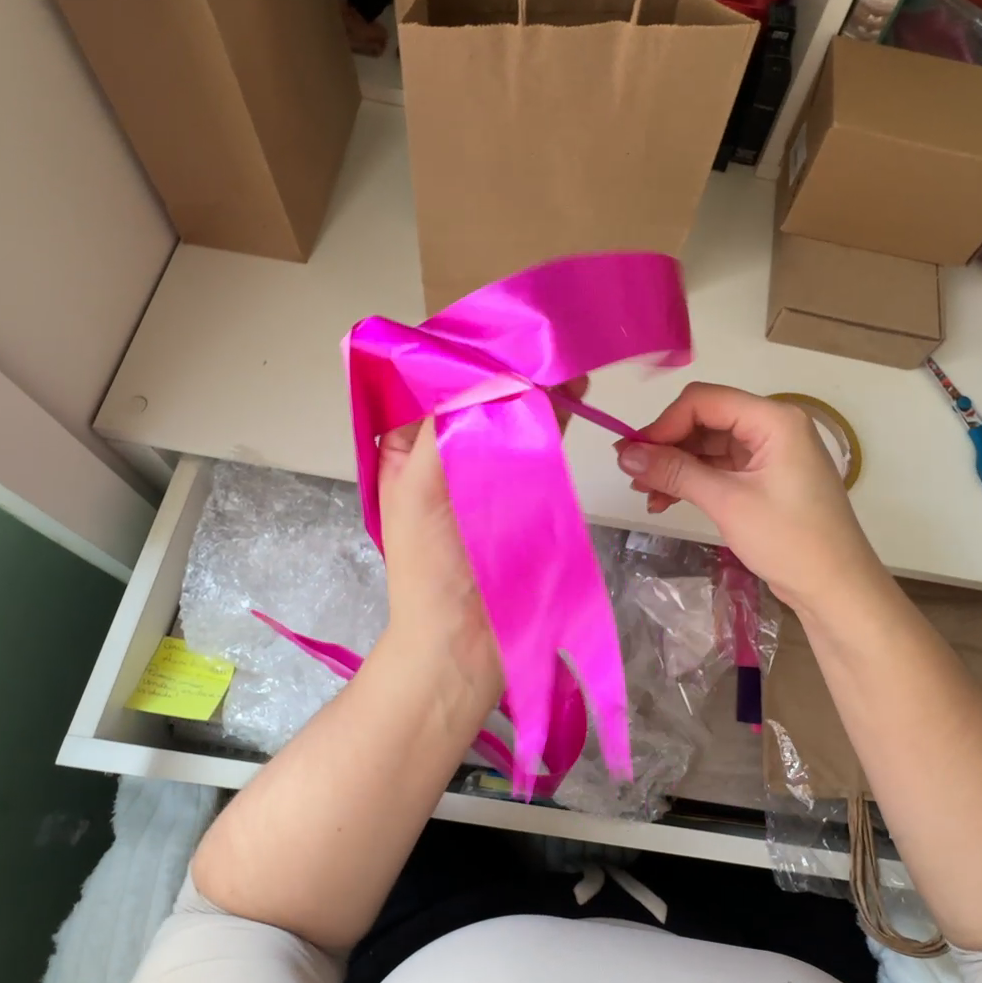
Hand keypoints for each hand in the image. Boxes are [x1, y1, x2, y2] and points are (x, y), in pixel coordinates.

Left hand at [374, 378, 589, 693]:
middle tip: (548, 348)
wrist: (464, 646)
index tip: (508, 336)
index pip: (437, 385)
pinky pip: (536, 444)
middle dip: (512, 369)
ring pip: (512, 415)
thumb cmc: (430, 570)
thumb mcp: (419, 489)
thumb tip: (493, 372)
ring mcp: (487, 471)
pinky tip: (571, 396)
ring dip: (538, 389)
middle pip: (481, 396)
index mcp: (410, 447)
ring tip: (568, 365)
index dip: (471, 359)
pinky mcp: (522, 491)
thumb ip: (449, 427)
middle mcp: (447, 452)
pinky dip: (553, 418)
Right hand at [614, 382, 882, 613]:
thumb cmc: (790, 540)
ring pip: (708, 445)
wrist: (837, 589)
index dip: (664, 424)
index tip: (632, 454)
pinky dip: (692, 481)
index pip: (704, 400)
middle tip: (632, 475)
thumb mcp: (727, 502)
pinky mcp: (765, 478)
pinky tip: (665, 501)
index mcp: (774, 419)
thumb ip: (675, 472)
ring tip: (645, 495)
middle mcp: (773, 426)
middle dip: (666, 446)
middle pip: (705, 419)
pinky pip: (719, 467)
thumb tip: (624, 454)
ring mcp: (770, 453)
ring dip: (675, 467)